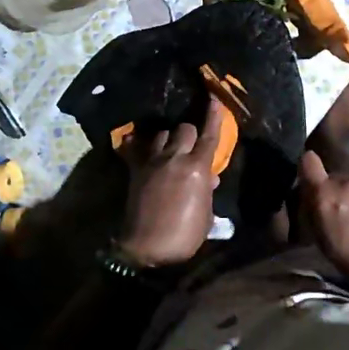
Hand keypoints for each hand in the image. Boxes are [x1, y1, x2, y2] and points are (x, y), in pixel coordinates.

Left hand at [116, 99, 224, 267]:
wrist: (149, 250)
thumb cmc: (185, 235)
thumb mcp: (206, 215)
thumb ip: (207, 191)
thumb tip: (209, 177)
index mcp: (197, 167)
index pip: (208, 135)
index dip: (213, 117)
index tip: (213, 99)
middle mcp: (175, 157)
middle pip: (184, 129)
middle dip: (190, 133)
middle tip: (192, 144)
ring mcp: (153, 162)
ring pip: (161, 134)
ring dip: (168, 138)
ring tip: (170, 146)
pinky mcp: (136, 170)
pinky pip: (135, 148)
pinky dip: (137, 144)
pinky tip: (135, 142)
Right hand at [296, 151, 348, 300]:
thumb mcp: (320, 238)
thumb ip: (315, 210)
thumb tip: (312, 199)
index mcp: (324, 193)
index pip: (309, 161)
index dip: (308, 168)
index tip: (310, 180)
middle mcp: (347, 184)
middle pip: (336, 181)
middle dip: (336, 194)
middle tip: (340, 216)